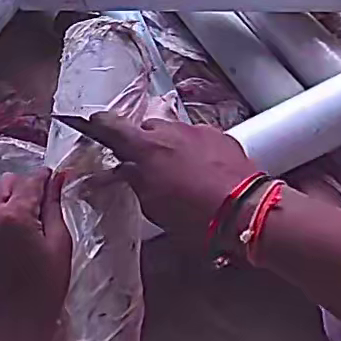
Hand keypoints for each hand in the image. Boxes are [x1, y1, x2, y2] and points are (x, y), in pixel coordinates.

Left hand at [0, 168, 70, 340]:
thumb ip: (55, 205)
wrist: (14, 322)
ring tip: (26, 222)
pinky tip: (10, 235)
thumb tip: (58, 179)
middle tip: (41, 206)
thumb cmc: (44, 288)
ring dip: (8, 200)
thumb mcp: (59, 243)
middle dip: (24, 187)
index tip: (54, 180)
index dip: (45, 178)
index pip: (30, 180)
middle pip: (6, 182)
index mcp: (13, 215)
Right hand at [59, 114, 257, 239]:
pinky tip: (203, 172)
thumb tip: (121, 170)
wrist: (247, 211)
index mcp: (145, 147)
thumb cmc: (193, 215)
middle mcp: (169, 130)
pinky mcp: (221, 135)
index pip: (111, 125)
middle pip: (146, 129)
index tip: (93, 125)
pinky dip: (195, 150)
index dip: (99, 125)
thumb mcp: (152, 205)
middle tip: (146, 166)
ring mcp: (197, 130)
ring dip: (170, 146)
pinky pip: (198, 138)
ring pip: (173, 132)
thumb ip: (134, 181)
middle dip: (143, 143)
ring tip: (179, 172)